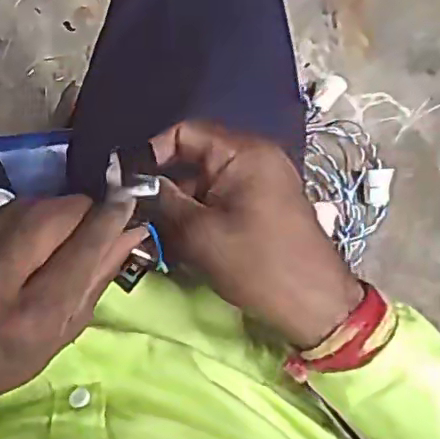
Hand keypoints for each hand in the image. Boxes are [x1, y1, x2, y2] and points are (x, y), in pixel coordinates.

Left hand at [0, 195, 144, 410]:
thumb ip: (98, 278)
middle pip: (54, 216)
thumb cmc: (14, 357)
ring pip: (32, 205)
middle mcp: (2, 279)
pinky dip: (35, 211)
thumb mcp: (64, 331)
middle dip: (85, 209)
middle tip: (98, 219)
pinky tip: (41, 230)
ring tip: (70, 229)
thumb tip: (130, 233)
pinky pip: (11, 209)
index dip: (109, 220)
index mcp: (35, 313)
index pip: (81, 251)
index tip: (128, 200)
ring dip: (60, 208)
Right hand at [149, 120, 364, 348]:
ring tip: (152, 237)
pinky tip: (176, 246)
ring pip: (199, 186)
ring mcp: (257, 184)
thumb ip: (160, 200)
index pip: (184, 133)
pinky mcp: (258, 207)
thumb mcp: (197, 232)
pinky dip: (194, 219)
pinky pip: (215, 202)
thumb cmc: (256, 264)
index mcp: (243, 154)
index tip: (126, 182)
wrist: (313, 305)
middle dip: (160, 187)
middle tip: (133, 215)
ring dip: (175, 209)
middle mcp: (252, 160)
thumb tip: (129, 183)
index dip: (150, 153)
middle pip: (190, 161)